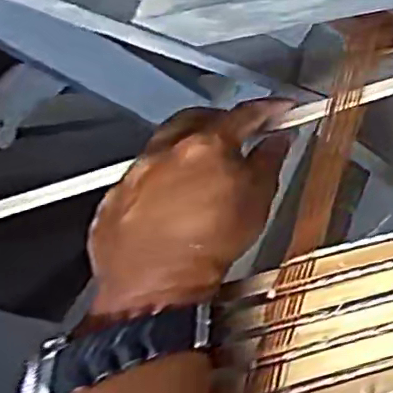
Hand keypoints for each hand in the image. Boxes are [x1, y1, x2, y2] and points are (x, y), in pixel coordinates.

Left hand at [87, 100, 293, 320]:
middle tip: (244, 127)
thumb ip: (269, 160)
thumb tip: (275, 143)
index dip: (269, 108)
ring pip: (163, 146)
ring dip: (190, 147)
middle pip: (194, 119)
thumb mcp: (260, 194)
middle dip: (221, 119)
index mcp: (206, 147)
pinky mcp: (111, 202)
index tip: (281, 109)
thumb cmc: (211, 241)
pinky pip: (141, 176)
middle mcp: (164, 155)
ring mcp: (132, 178)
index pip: (244, 114)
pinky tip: (181, 192)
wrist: (157, 285)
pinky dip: (165, 174)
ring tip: (212, 163)